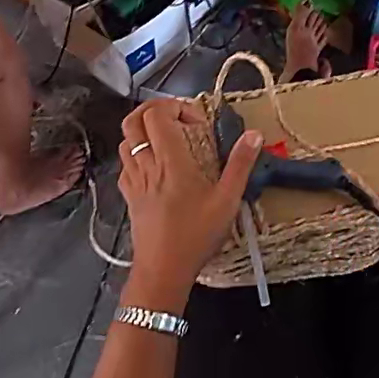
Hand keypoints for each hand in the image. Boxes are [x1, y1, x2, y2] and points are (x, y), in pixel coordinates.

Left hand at [117, 98, 260, 310]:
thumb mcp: (227, 201)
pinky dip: (136, 152)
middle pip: (133, 119)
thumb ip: (240, 165)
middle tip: (177, 118)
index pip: (157, 115)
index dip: (175, 107)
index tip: (197, 123)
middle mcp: (146, 164)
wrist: (163, 270)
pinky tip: (153, 164)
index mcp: (170, 161)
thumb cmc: (196, 235)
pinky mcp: (128, 195)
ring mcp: (133, 180)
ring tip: (166, 138)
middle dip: (154, 109)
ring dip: (143, 129)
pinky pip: (125, 162)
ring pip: (125, 139)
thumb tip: (253, 135)